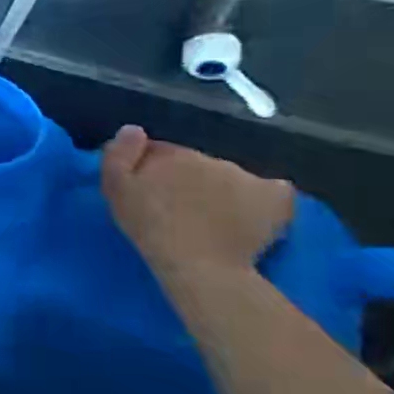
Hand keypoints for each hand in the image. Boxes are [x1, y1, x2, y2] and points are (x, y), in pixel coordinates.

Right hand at [101, 124, 294, 278]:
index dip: (148, 169)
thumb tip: (132, 130)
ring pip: (227, 176)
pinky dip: (259, 198)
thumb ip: (119, 156)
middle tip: (173, 206)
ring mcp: (248, 175)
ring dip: (217, 189)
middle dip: (184, 178)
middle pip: (194, 163)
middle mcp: (211, 158)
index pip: (158, 151)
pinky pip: (269, 189)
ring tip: (208, 217)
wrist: (199, 263)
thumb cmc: (148, 226)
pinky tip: (248, 214)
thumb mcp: (116, 190)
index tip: (143, 189)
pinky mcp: (277, 196)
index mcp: (172, 154)